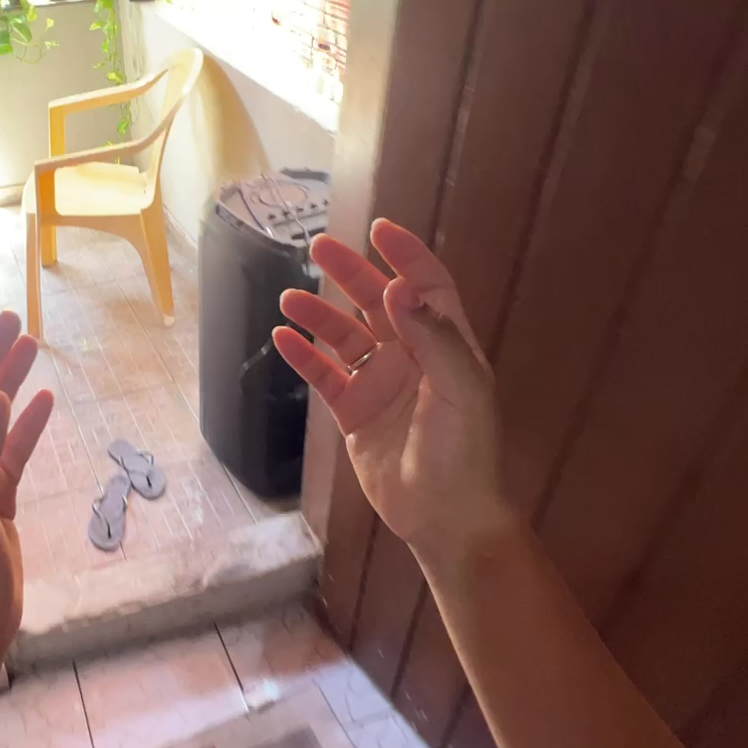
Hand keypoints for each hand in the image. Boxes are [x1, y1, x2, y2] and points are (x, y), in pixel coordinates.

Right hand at [273, 219, 516, 565]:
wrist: (443, 516)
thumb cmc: (464, 454)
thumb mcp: (461, 392)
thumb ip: (435, 339)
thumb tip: (399, 289)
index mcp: (445, 346)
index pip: (426, 287)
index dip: (406, 256)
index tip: (379, 231)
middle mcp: (410, 356)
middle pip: (377, 302)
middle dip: (350, 272)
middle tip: (319, 247)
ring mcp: (379, 382)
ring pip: (344, 336)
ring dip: (318, 314)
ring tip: (288, 297)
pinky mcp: (353, 410)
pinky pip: (324, 375)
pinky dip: (304, 356)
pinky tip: (283, 339)